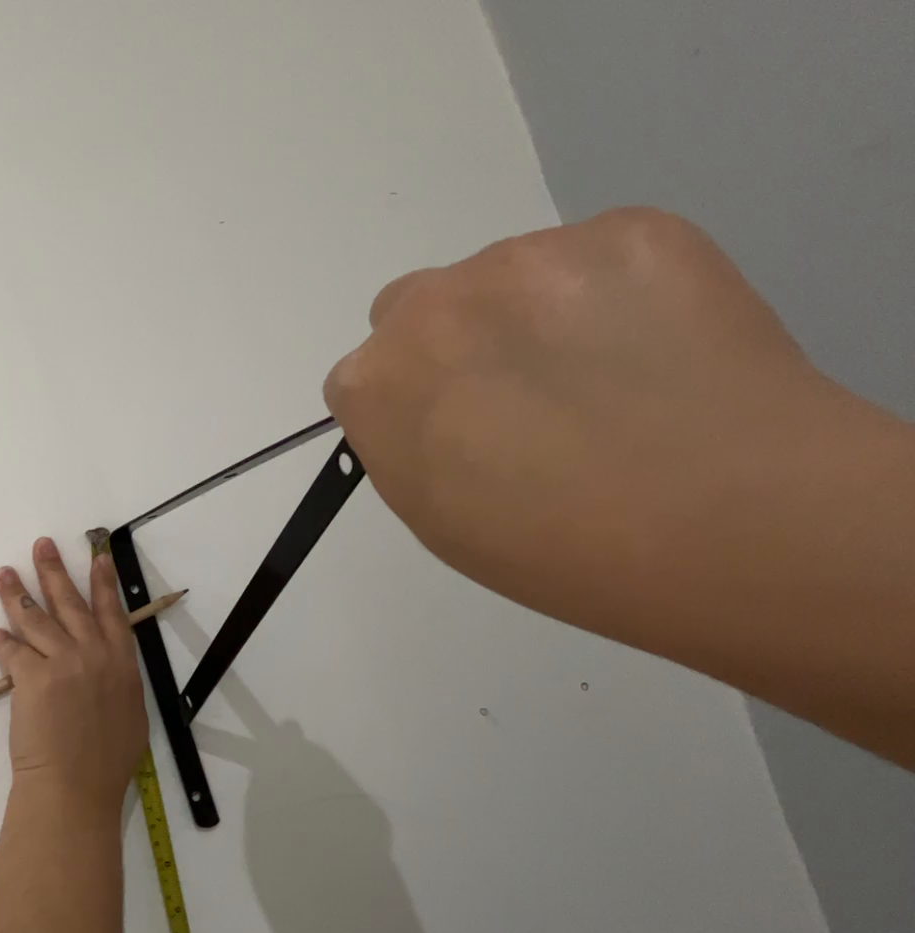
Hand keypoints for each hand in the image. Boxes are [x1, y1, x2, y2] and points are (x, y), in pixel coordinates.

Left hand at [0, 537, 147, 810]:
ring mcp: (61, 662)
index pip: (112, 612)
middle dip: (53, 569)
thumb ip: (118, 686)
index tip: (98, 556)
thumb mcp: (130, 718)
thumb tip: (107, 674)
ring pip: (35, 617)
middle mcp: (93, 654)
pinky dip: (4, 643)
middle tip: (41, 544)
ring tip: (3, 573)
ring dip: (16, 592)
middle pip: (69, 602)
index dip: (104, 582)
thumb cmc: (107, 764)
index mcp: (122, 665)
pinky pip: (13, 650)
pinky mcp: (31, 675)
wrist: (75, 786)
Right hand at [324, 207, 877, 642]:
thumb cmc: (549, 545)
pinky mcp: (627, 231)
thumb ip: (406, 439)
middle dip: (458, 340)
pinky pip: (604, 255)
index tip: (461, 431)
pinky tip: (665, 348)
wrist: (718, 514)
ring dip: (541, 312)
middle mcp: (427, 305)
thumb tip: (439, 410)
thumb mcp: (433, 511)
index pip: (370, 374)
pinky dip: (623, 291)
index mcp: (370, 381)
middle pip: (420, 307)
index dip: (417, 401)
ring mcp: (525, 259)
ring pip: (512, 276)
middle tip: (528, 393)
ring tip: (616, 376)